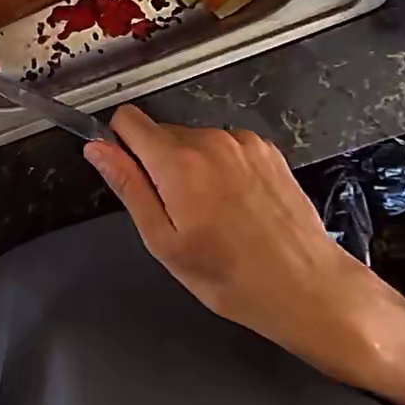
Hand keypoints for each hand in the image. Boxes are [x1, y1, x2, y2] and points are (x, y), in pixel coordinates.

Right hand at [85, 105, 404, 381]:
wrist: (307, 286)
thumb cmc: (233, 277)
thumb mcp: (164, 242)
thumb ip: (127, 185)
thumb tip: (97, 149)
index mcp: (179, 162)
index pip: (128, 119)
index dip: (119, 142)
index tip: (127, 169)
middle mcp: (210, 140)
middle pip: (161, 132)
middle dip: (158, 163)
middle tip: (176, 211)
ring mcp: (241, 141)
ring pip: (194, 140)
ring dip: (191, 166)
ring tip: (211, 214)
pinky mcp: (265, 148)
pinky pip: (225, 146)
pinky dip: (221, 166)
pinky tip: (236, 205)